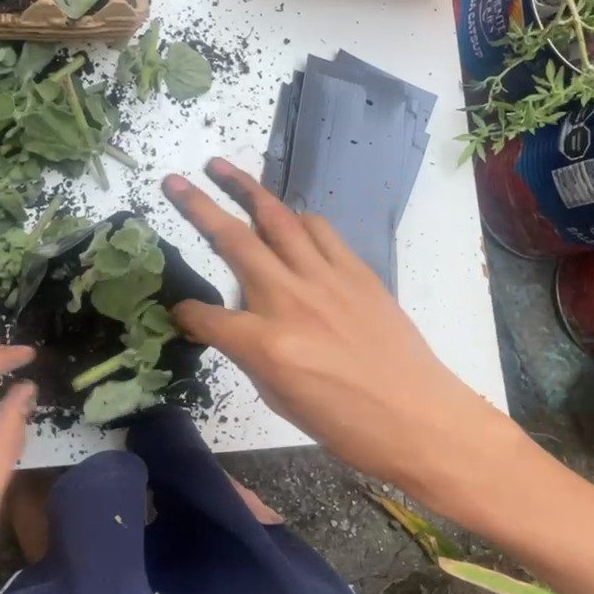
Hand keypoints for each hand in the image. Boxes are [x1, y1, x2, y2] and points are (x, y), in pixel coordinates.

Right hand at [162, 158, 519, 496]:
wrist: (419, 417)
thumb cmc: (345, 424)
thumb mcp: (278, 397)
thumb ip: (248, 353)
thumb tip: (230, 326)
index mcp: (265, 344)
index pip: (205, 316)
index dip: (186, 313)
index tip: (181, 312)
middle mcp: (290, 299)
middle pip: (233, 240)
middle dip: (197, 206)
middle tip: (174, 180)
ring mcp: (326, 279)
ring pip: (277, 218)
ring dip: (247, 189)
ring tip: (223, 169)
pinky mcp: (356, 271)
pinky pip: (318, 230)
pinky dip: (296, 219)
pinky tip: (286, 221)